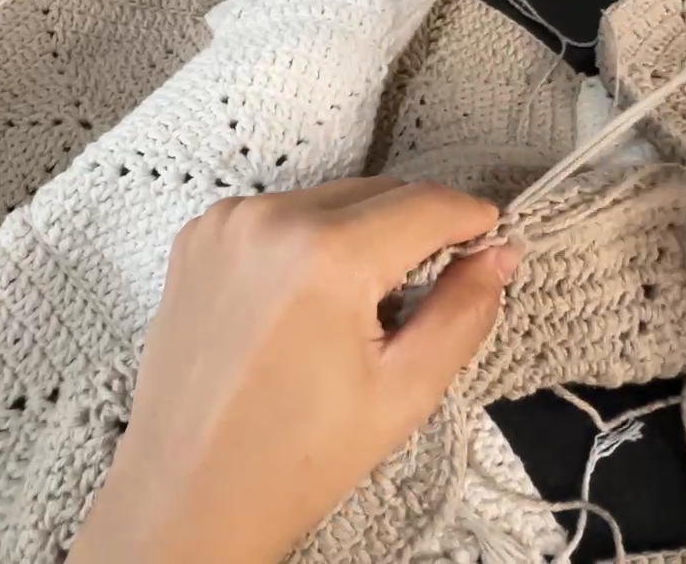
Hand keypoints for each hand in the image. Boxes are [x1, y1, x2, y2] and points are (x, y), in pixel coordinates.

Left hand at [70, 178, 518, 563]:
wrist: (186, 492)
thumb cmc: (297, 457)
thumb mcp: (403, 391)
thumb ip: (463, 311)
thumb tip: (499, 255)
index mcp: (326, 255)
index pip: (424, 203)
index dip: (468, 217)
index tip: (490, 236)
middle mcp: (270, 217)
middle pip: (377, 193)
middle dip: (414, 228)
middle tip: (423, 286)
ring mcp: (227, 221)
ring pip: (329, 199)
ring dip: (358, 232)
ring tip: (353, 303)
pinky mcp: (200, 233)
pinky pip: (278, 213)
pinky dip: (305, 238)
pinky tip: (299, 297)